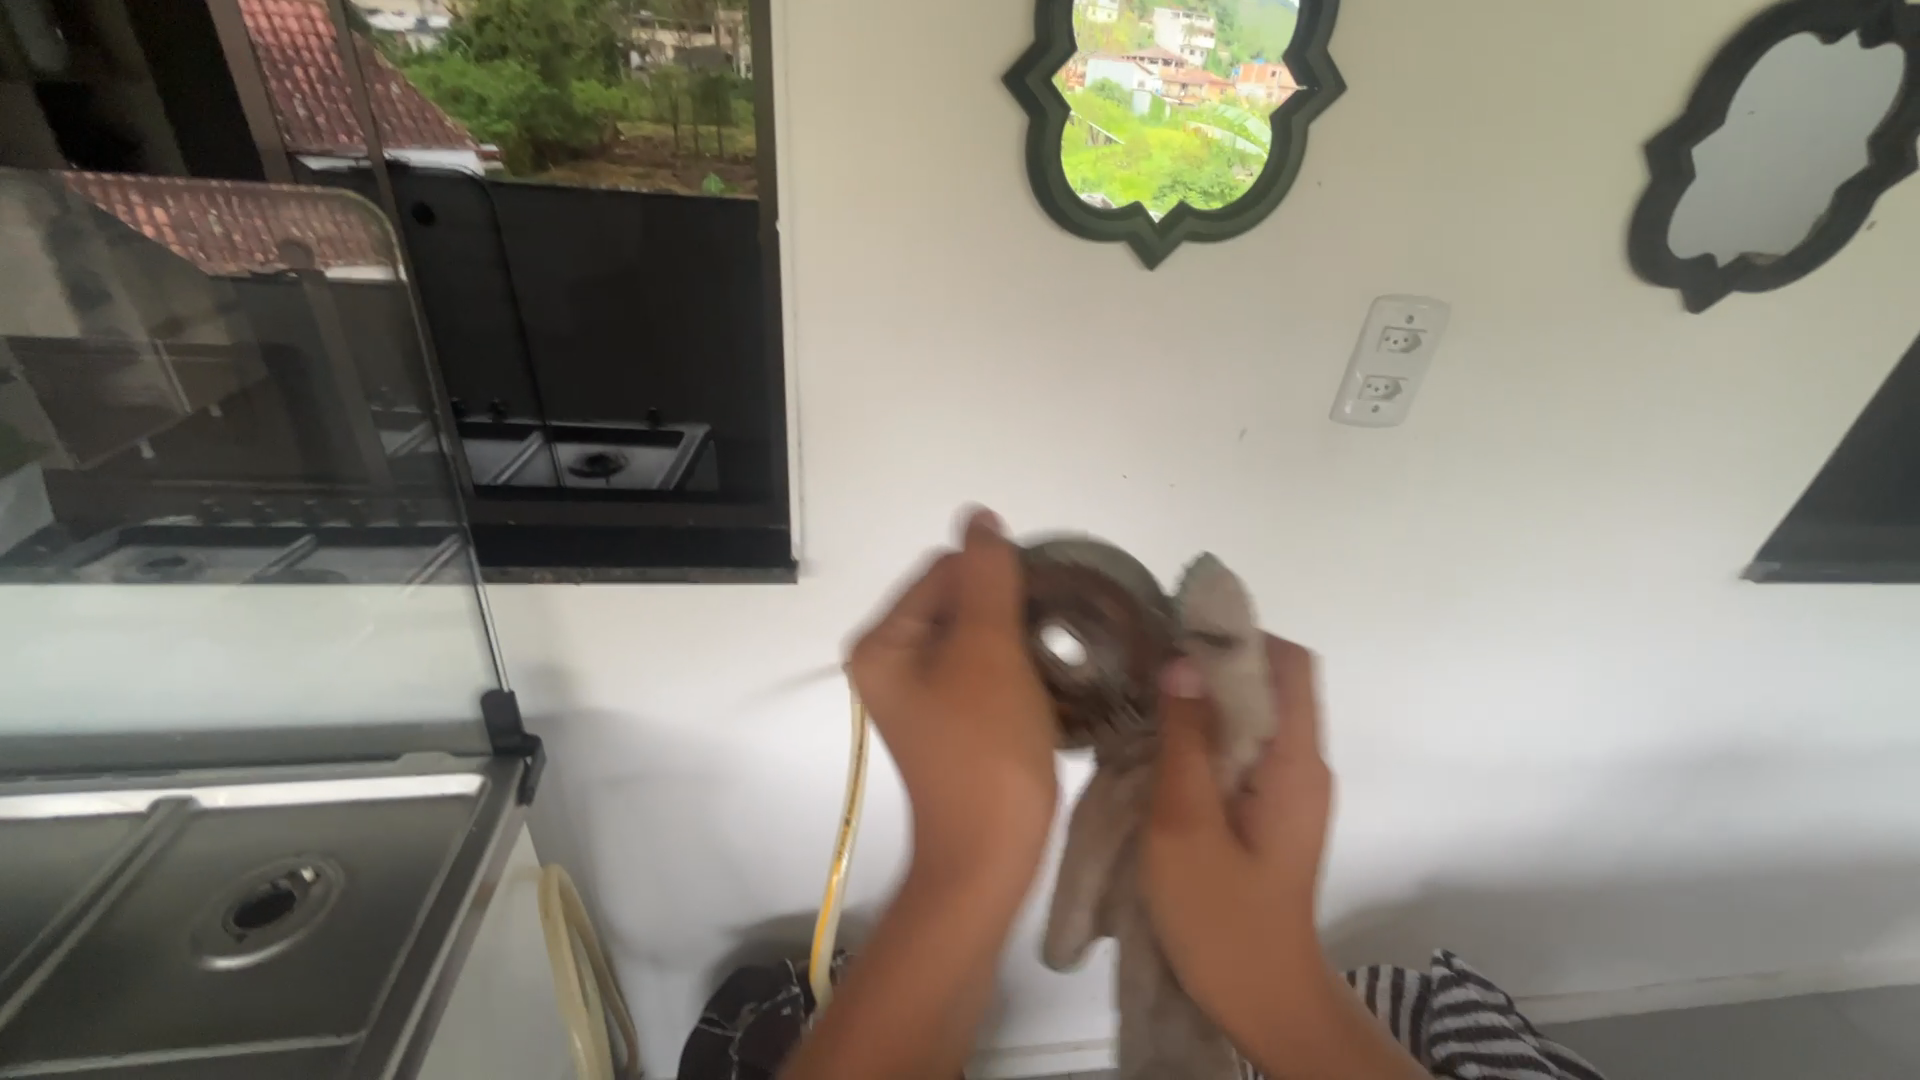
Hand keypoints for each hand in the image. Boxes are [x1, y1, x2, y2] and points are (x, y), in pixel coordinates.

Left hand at [847, 508, 1059, 886]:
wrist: (989, 857)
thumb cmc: (986, 750)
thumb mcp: (988, 651)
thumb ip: (986, 576)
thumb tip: (979, 515)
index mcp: (884, 641)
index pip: (944, 570)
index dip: (998, 574)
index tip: (1051, 599)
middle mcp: (891, 659)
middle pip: (958, 599)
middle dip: (1010, 605)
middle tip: (1061, 626)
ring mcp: (919, 691)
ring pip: (976, 633)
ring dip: (1019, 634)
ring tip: (1060, 652)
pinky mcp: (948, 715)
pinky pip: (982, 667)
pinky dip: (1015, 664)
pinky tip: (1047, 678)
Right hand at [1142, 635, 1335, 1046]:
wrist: (1262, 998)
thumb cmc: (1221, 916)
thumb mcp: (1186, 822)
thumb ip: (1184, 739)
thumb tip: (1180, 660)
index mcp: (1294, 762)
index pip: (1289, 662)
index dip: (1239, 635)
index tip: (1178, 633)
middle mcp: (1301, 764)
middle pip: (1269, 683)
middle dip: (1211, 663)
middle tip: (1146, 664)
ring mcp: (1288, 788)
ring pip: (1251, 715)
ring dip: (1202, 698)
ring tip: (1143, 698)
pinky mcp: (1269, 808)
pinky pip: (1240, 747)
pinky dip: (1204, 732)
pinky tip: (1158, 745)